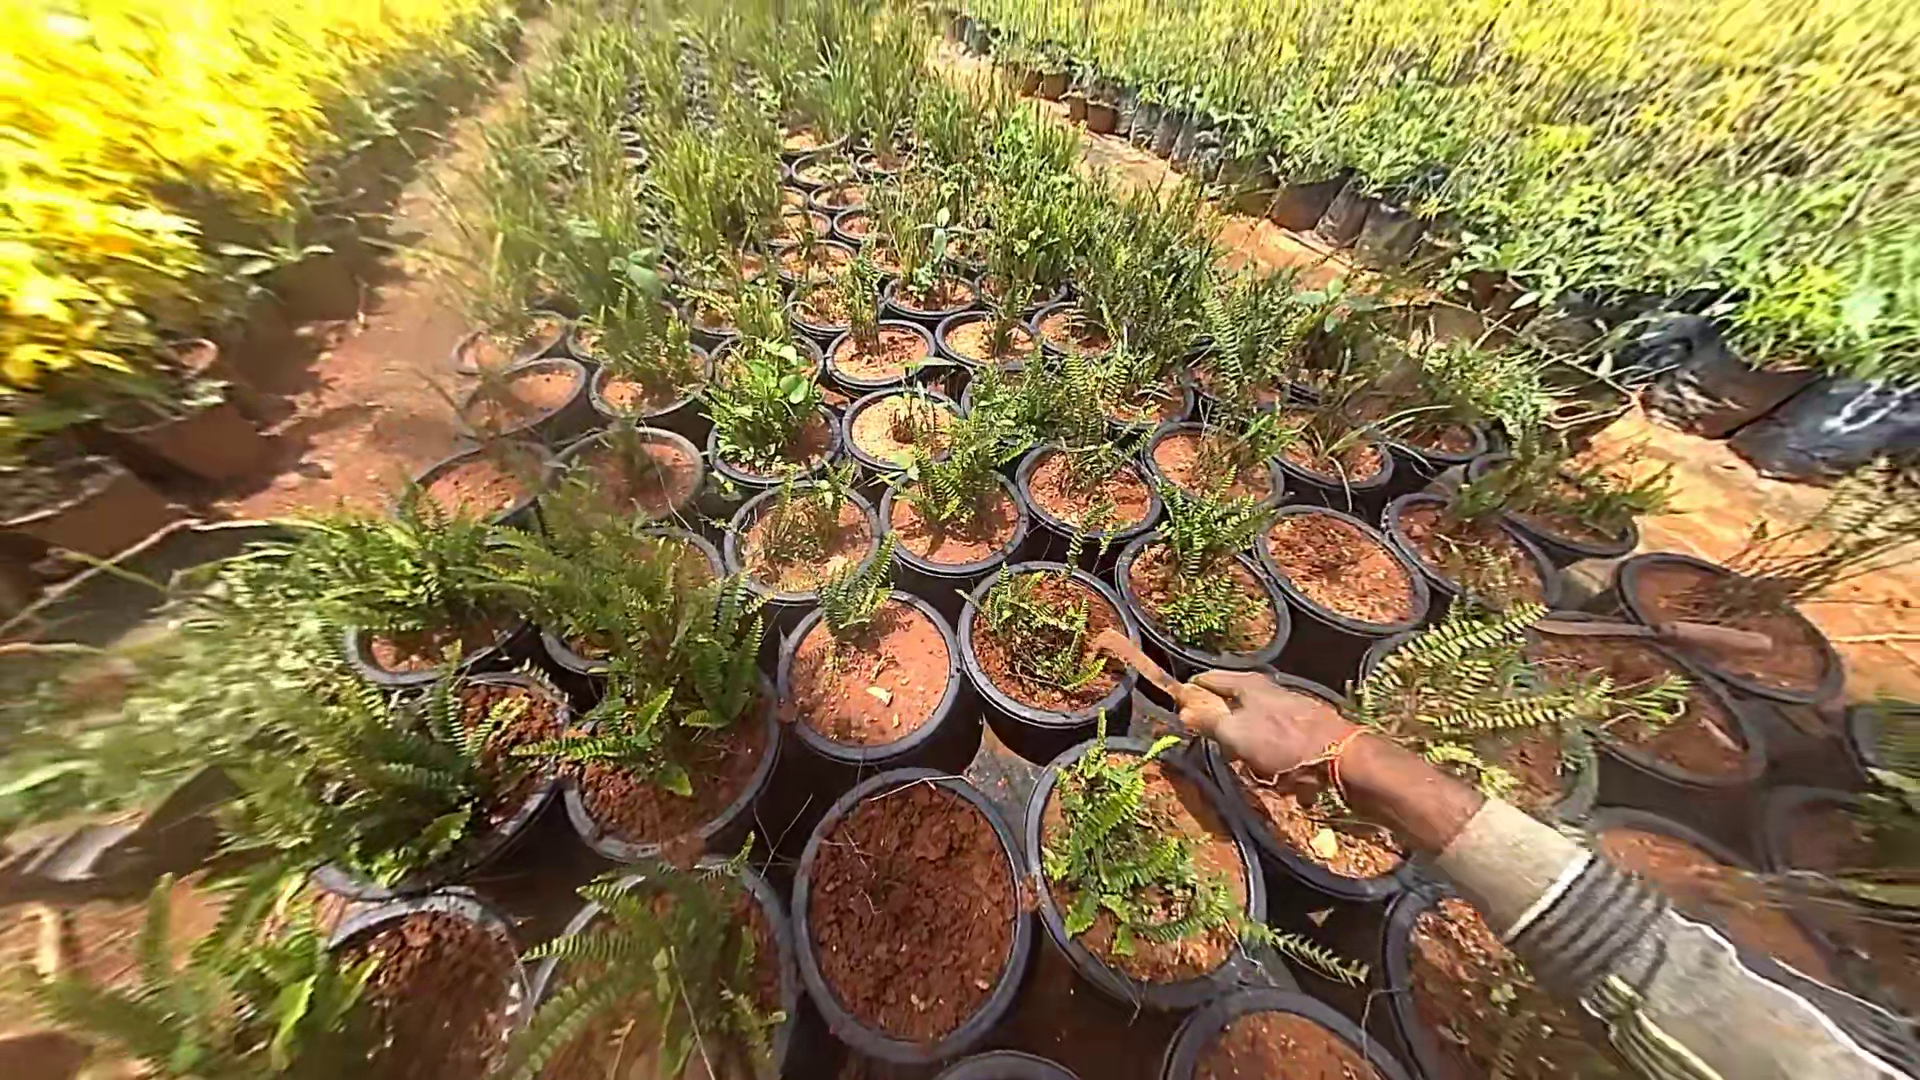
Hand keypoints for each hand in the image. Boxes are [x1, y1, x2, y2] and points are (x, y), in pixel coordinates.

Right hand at [1182, 670, 1357, 779]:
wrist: (1345, 760)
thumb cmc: (1282, 742)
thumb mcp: (1234, 732)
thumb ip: (1206, 720)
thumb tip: (1184, 710)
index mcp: (1246, 682)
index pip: (1205, 679)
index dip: (1190, 694)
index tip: (1183, 715)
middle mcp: (1266, 689)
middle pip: (1229, 704)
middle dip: (1222, 729)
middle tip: (1223, 748)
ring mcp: (1287, 708)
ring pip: (1251, 726)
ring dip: (1247, 748)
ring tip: (1254, 766)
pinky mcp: (1304, 728)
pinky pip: (1274, 741)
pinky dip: (1271, 756)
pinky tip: (1277, 773)